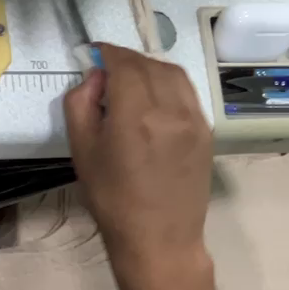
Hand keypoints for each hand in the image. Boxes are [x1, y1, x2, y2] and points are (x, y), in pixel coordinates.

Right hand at [63, 44, 215, 269]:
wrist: (158, 237)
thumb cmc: (111, 196)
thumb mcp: (81, 148)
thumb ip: (81, 103)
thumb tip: (95, 77)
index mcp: (136, 115)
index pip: (124, 63)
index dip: (107, 52)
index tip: (92, 52)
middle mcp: (170, 111)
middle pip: (149, 64)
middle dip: (125, 58)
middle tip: (105, 66)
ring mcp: (194, 120)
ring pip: (172, 73)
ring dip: (148, 66)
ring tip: (129, 77)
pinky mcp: (206, 132)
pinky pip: (186, 92)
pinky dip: (167, 82)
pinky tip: (152, 96)